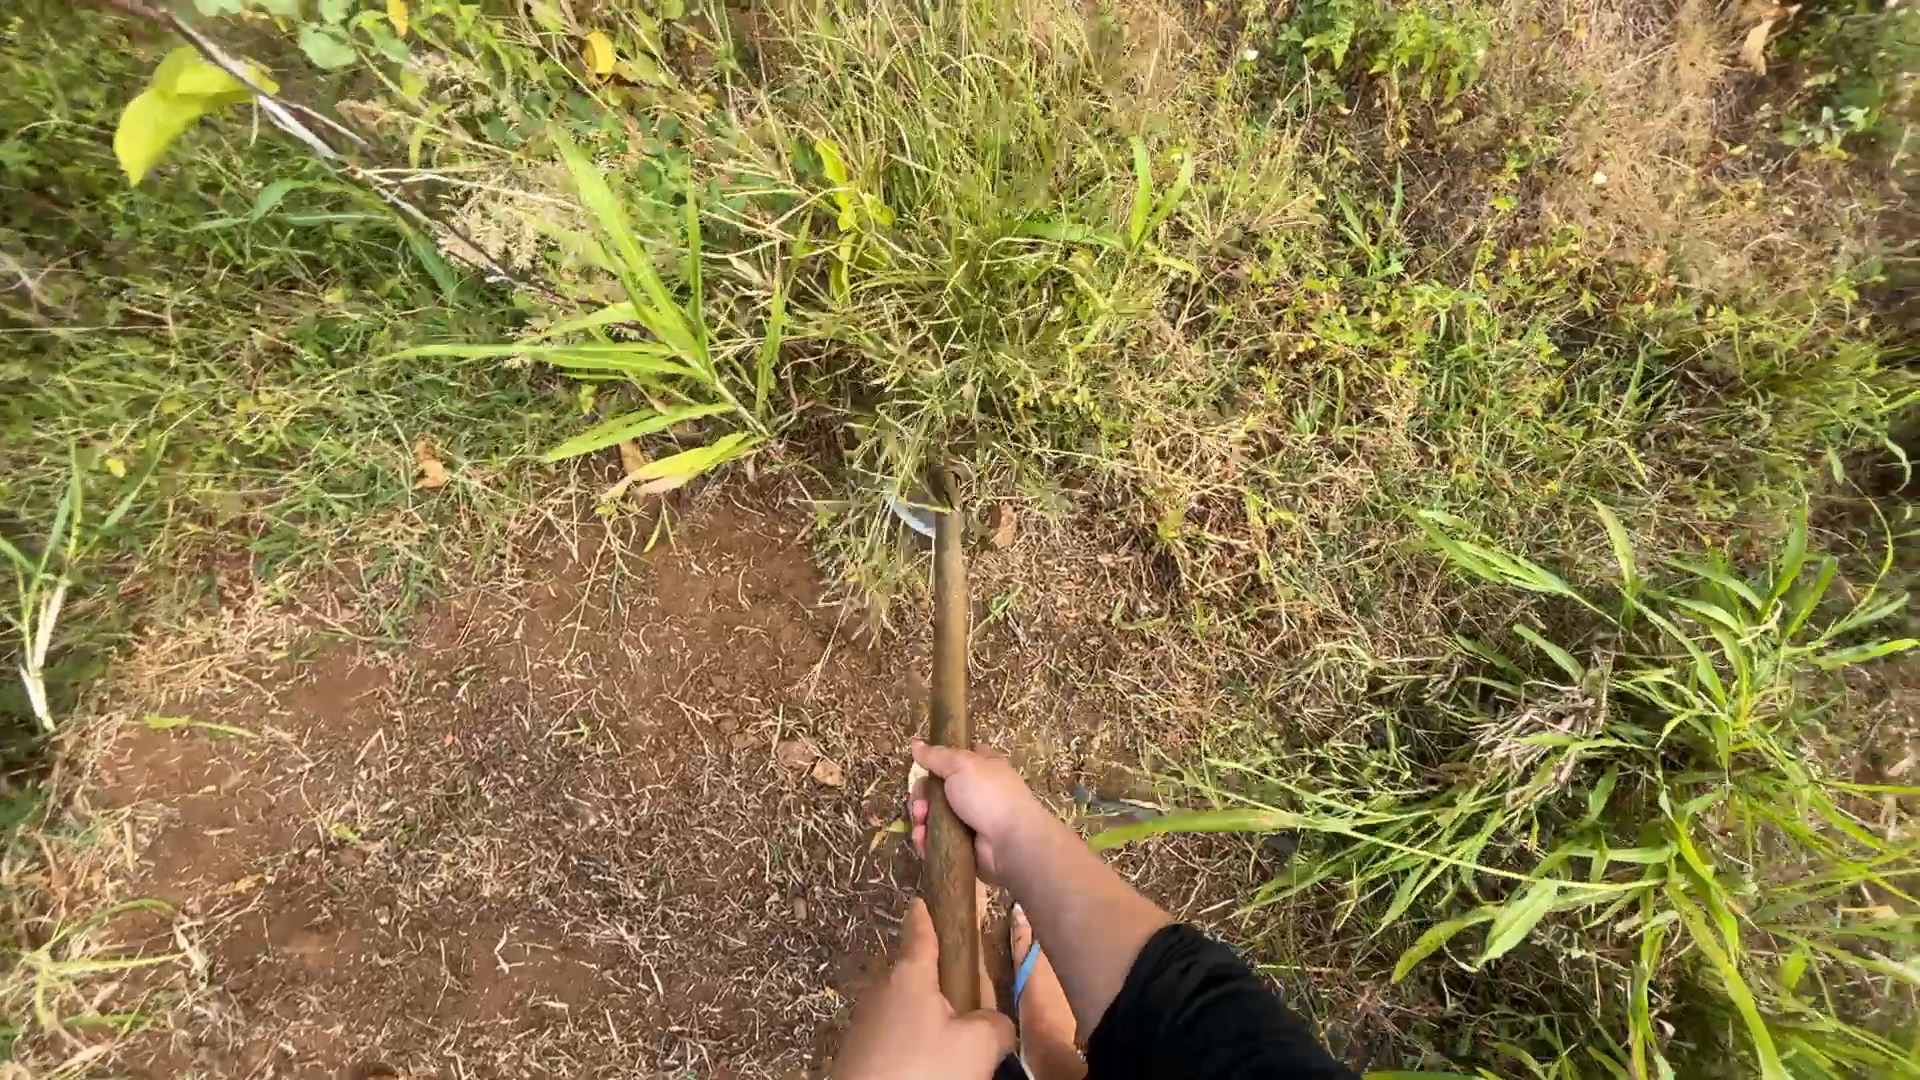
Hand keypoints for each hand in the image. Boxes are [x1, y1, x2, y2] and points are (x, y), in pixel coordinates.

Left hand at [831, 898, 1015, 1079]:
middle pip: (914, 975)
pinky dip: (908, 1047)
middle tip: (964, 1007)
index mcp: (910, 973)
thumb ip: (996, 1024)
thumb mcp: (978, 1046)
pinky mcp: (856, 1054)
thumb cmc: (923, 1070)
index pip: (920, 931)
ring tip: (947, 1049)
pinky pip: (890, 1039)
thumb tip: (997, 1023)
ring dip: (923, 1021)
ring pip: (903, 1010)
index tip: (921, 900)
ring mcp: (864, 1022)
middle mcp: (882, 989)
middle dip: (936, 985)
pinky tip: (923, 1068)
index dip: (925, 915)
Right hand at [910, 740, 1048, 883]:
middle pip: (938, 787)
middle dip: (923, 795)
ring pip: (934, 814)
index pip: (956, 757)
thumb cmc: (988, 795)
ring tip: (921, 822)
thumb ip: (936, 755)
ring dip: (922, 817)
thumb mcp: (961, 764)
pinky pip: (937, 838)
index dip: (936, 761)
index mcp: (982, 766)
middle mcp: (976, 791)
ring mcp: (969, 819)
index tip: (922, 767)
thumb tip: (915, 743)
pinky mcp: (963, 844)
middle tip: (920, 804)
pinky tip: (922, 840)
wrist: (1010, 842)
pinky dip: (926, 839)